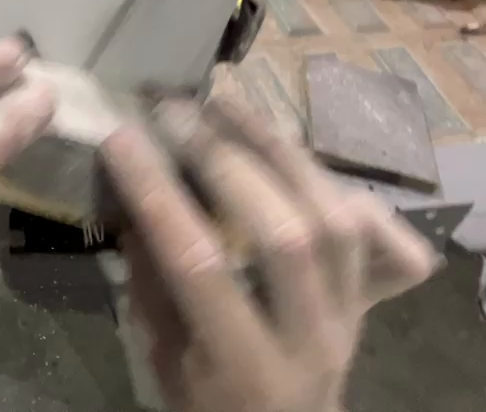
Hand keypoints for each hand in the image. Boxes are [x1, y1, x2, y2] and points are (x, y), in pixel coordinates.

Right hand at [103, 95, 439, 411]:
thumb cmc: (206, 405)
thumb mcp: (161, 355)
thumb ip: (150, 276)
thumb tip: (133, 190)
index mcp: (245, 369)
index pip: (201, 266)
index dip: (157, 193)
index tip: (118, 136)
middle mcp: (312, 341)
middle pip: (285, 235)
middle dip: (222, 159)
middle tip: (173, 110)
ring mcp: (352, 316)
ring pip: (334, 219)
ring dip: (275, 149)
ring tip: (223, 103)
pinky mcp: (366, 296)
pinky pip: (363, 224)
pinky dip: (321, 172)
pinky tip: (278, 138)